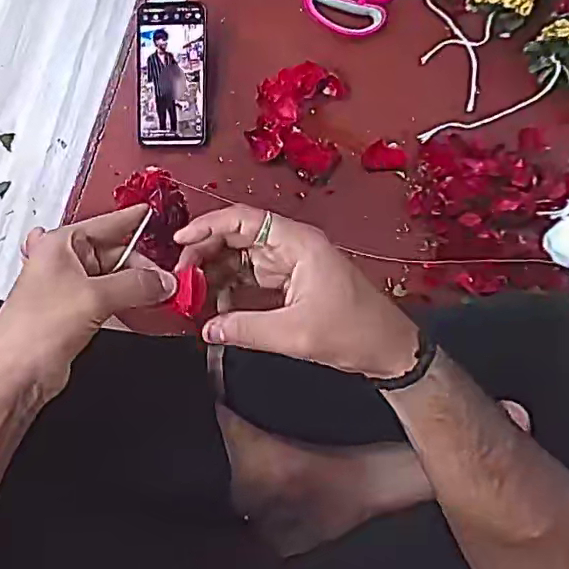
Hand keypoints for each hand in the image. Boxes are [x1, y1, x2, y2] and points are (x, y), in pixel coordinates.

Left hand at [0, 205, 176, 392]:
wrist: (15, 378)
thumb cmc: (32, 332)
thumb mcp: (94, 297)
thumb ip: (135, 285)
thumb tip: (162, 280)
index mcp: (59, 245)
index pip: (105, 224)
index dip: (131, 220)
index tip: (151, 214)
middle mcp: (62, 263)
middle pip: (114, 254)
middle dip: (141, 266)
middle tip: (167, 277)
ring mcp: (68, 290)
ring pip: (113, 280)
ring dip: (135, 287)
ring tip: (161, 292)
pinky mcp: (74, 315)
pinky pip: (108, 301)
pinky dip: (126, 304)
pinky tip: (143, 310)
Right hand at [173, 205, 420, 378]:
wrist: (388, 349)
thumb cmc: (354, 332)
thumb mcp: (295, 333)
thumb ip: (246, 329)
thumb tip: (207, 329)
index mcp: (298, 243)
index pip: (244, 219)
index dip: (209, 225)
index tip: (181, 240)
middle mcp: (290, 246)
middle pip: (236, 236)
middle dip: (205, 252)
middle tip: (181, 276)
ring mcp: (287, 263)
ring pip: (238, 257)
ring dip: (213, 272)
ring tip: (190, 292)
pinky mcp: (286, 281)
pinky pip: (247, 276)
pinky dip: (228, 288)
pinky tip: (212, 304)